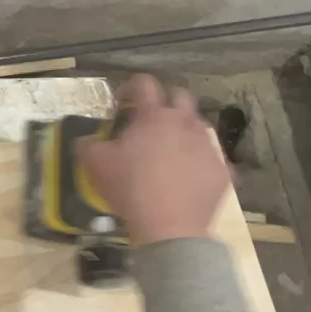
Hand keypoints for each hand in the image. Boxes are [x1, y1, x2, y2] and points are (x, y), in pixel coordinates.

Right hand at [76, 75, 230, 244]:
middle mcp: (185, 123)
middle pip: (180, 95)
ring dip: (184, 130)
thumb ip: (87, 144)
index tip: (121, 102)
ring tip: (170, 149)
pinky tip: (189, 175)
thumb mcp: (95, 164)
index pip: (144, 83)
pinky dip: (201, 161)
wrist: (170, 228)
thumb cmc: (130, 188)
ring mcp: (208, 147)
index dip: (130, 86)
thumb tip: (86, 139)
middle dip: (164, 101)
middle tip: (149, 120)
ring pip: (199, 125)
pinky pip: (214, 158)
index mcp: (154, 116)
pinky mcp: (223, 171)